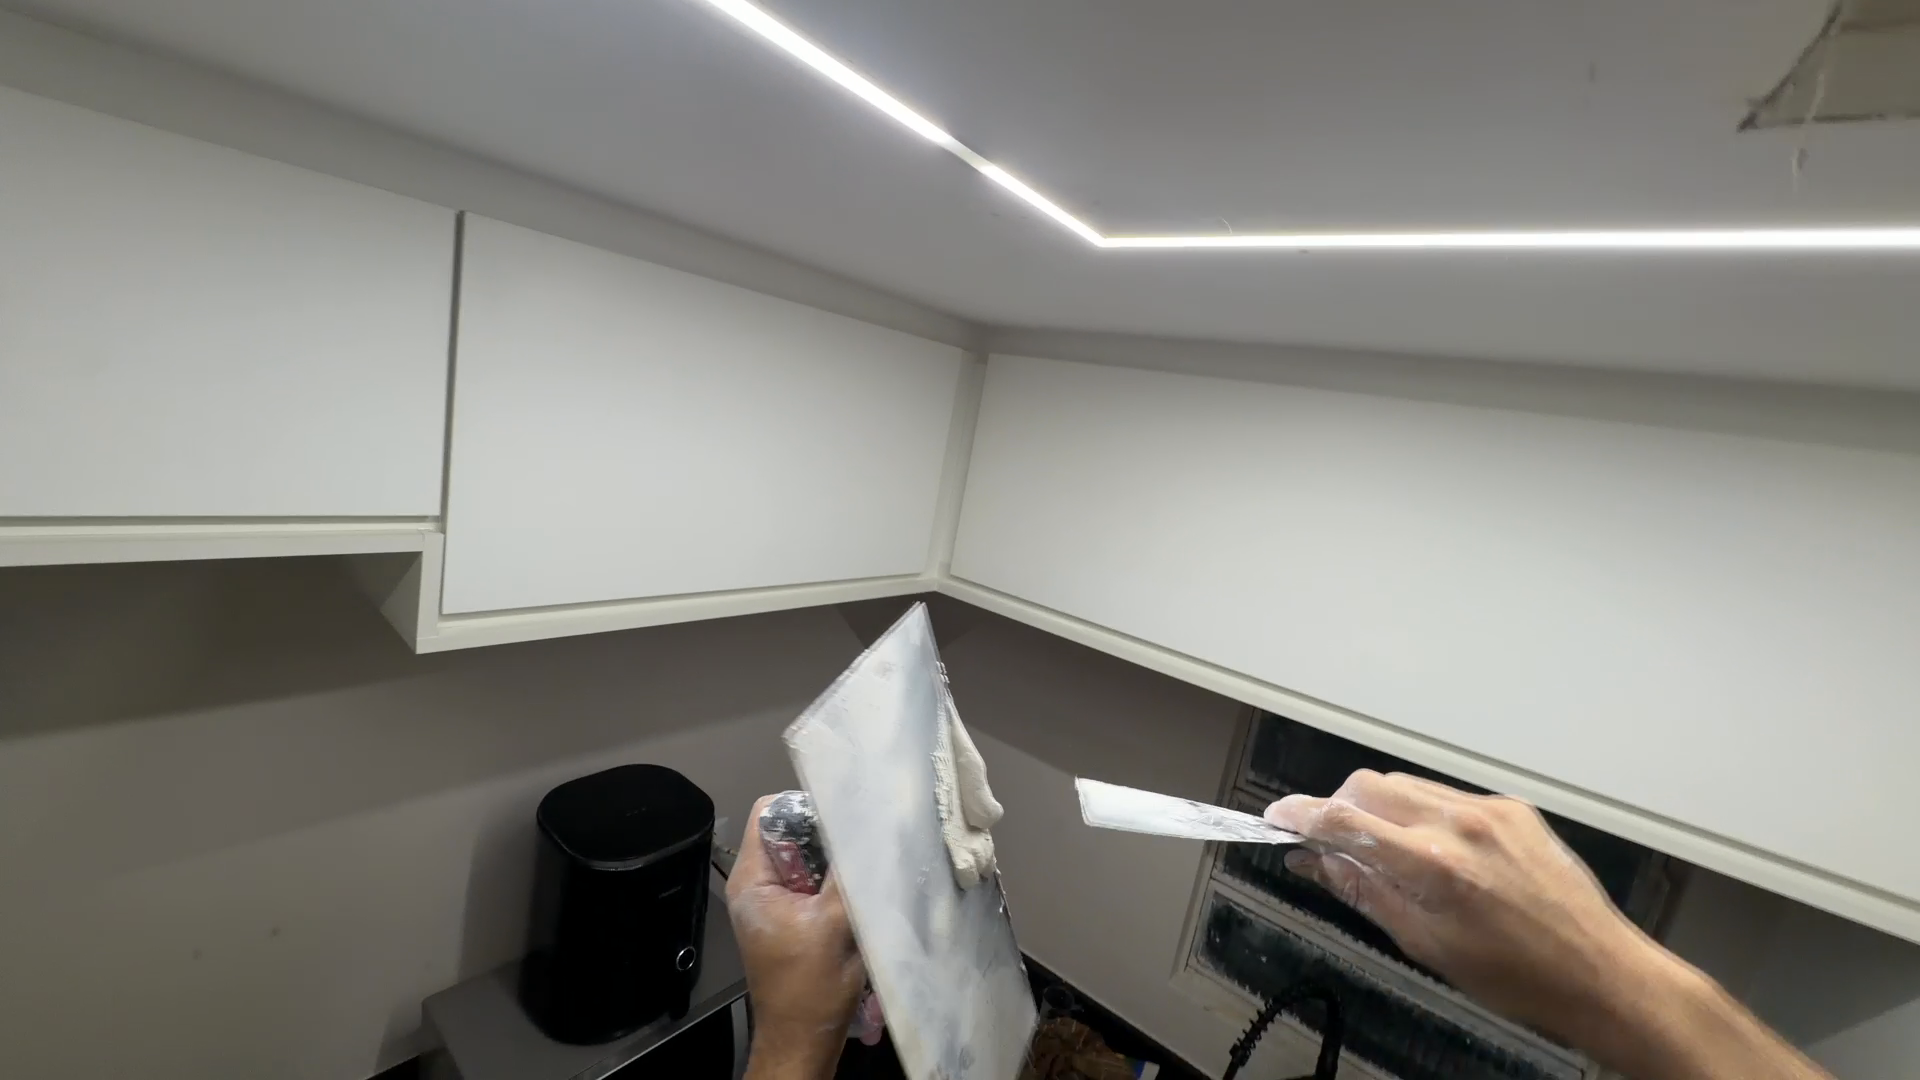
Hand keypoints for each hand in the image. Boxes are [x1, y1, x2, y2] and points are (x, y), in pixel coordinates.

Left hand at [728, 794, 865, 1079]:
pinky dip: (835, 876)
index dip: (804, 805)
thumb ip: (849, 870)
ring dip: (834, 856)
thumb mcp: (835, 922)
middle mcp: (759, 882)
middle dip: (826, 830)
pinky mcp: (793, 914)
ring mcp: (775, 899)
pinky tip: (860, 884)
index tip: (841, 815)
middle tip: (860, 836)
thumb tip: (870, 823)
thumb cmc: (811, 986)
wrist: (804, 1042)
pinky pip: (813, 877)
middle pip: (791, 830)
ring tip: (863, 858)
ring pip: (806, 854)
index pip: (770, 811)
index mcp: (753, 878)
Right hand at [1266, 771, 1831, 1079]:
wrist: (1608, 977)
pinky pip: (1440, 790)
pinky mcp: (1509, 805)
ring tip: (1384, 843)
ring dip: (1374, 804)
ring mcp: (1486, 809)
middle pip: (1363, 784)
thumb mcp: (1423, 943)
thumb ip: (1359, 889)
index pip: (1341, 820)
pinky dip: (1417, 808)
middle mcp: (1457, 824)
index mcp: (1432, 867)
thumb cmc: (1515, 977)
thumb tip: (1307, 858)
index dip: (1298, 814)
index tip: (1275, 817)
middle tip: (1331, 839)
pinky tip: (1432, 842)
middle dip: (1335, 805)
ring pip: (1398, 781)